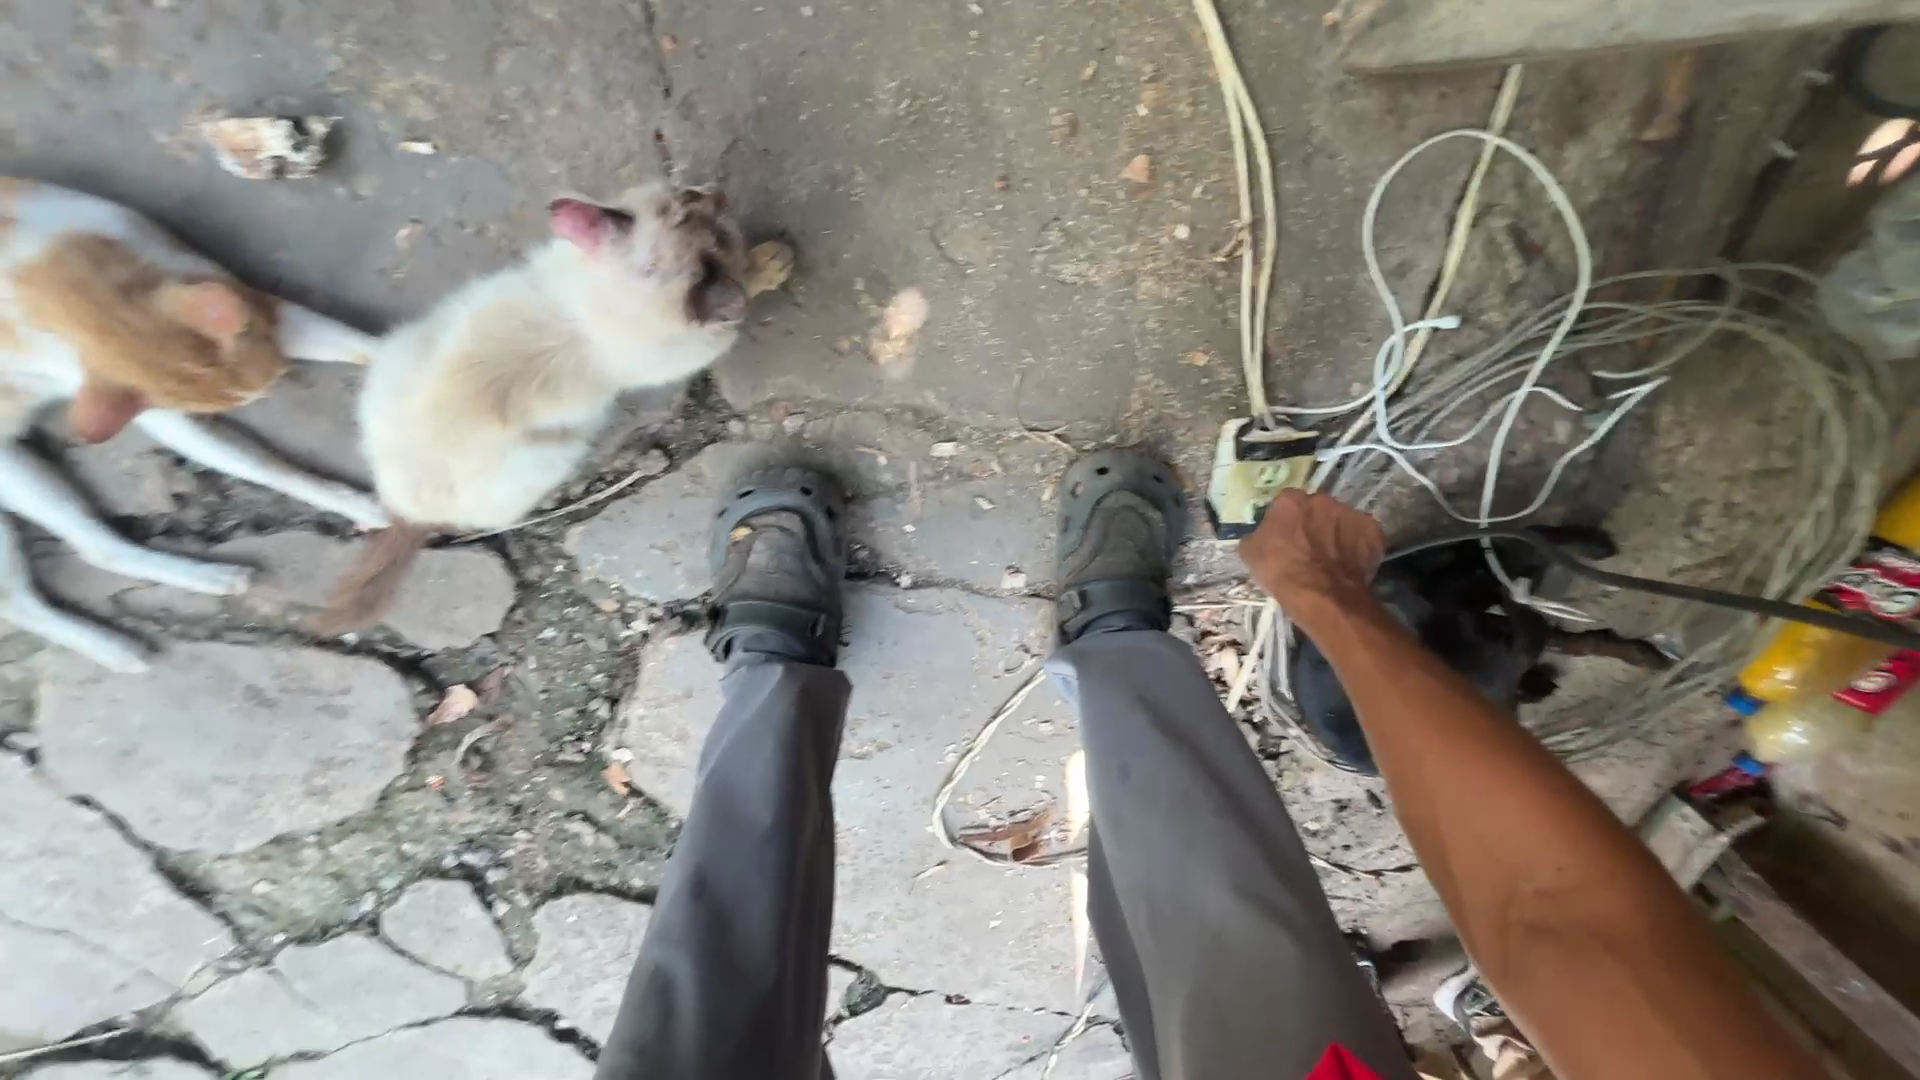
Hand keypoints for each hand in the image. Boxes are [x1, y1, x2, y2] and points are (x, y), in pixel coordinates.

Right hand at [1237, 490, 1384, 613]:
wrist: (1320, 594)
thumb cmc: (1280, 570)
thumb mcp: (1249, 552)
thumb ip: (1257, 535)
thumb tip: (1262, 536)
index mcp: (1290, 500)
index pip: (1285, 504)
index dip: (1284, 521)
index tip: (1283, 537)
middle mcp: (1322, 499)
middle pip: (1316, 509)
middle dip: (1312, 524)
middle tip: (1307, 548)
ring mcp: (1351, 514)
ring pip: (1340, 521)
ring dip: (1335, 534)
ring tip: (1330, 559)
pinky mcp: (1373, 532)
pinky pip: (1361, 536)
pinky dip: (1356, 546)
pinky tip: (1348, 564)